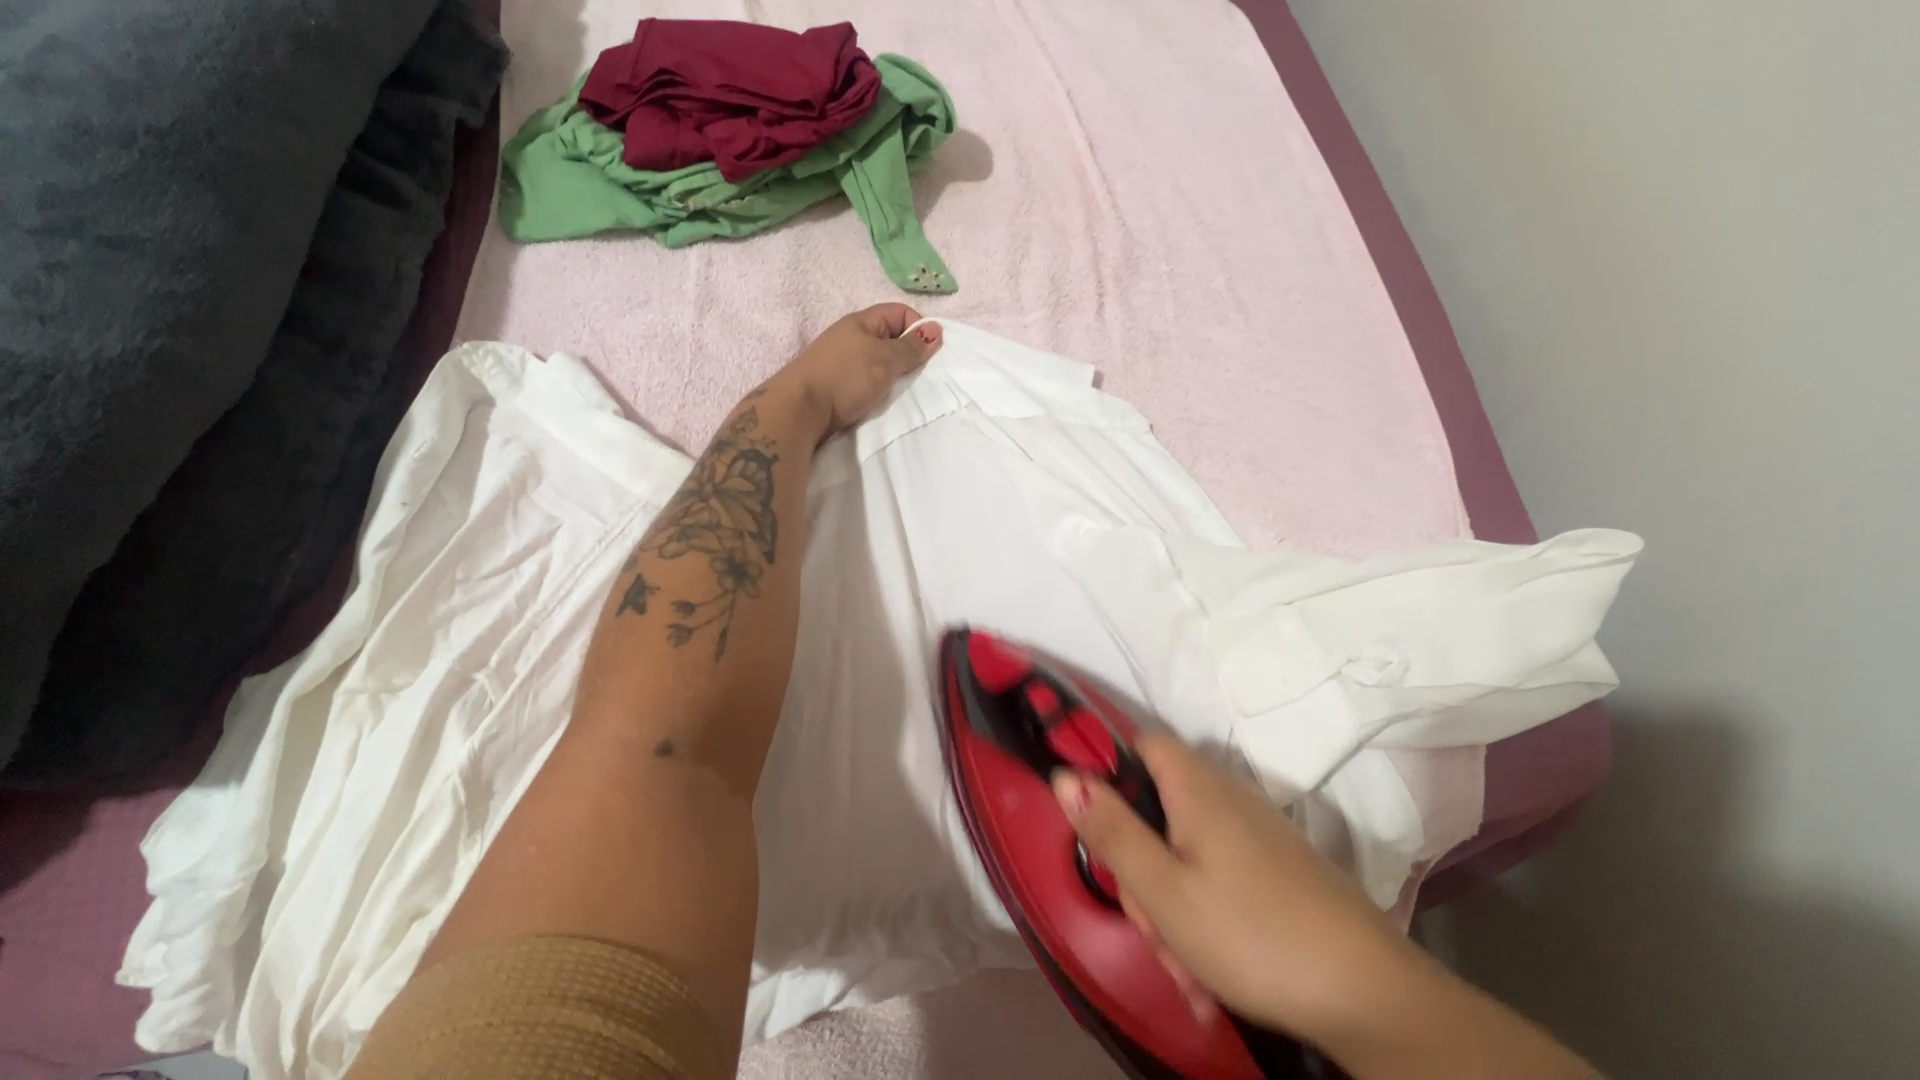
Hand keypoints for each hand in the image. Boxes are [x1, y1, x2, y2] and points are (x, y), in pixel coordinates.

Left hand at [768, 304, 942, 444]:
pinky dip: (877, 389)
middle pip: (890, 338)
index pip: (900, 313)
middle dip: (907, 356)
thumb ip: (911, 347)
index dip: (918, 329)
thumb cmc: (845, 378)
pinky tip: (879, 401)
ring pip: (879, 362)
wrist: (800, 410)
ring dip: (892, 376)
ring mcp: (841, 361)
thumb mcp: (885, 360)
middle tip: (915, 377)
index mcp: (862, 322)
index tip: (926, 355)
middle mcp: (851, 337)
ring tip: (898, 391)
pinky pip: (866, 380)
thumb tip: (935, 330)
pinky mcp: (836, 384)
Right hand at [1051, 736, 1426, 1044]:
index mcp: (1198, 790)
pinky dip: (1204, 922)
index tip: (1098, 828)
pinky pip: (1218, 883)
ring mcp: (1258, 838)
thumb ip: (1111, 830)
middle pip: (1159, 811)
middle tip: (1150, 925)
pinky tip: (1209, 979)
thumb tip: (1065, 775)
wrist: (1368, 995)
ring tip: (1186, 971)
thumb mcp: (1162, 889)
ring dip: (1171, 910)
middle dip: (1142, 871)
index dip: (1111, 773)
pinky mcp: (1278, 874)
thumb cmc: (1250, 934)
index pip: (1143, 744)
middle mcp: (1230, 800)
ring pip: (1185, 858)